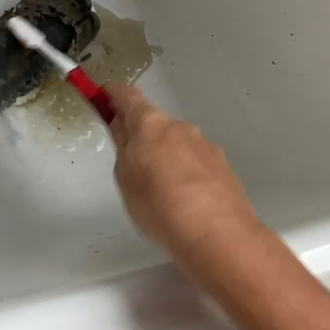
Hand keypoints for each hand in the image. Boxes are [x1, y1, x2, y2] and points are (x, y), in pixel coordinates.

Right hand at [106, 83, 259, 259]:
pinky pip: (199, 167)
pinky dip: (189, 177)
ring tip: (164, 194)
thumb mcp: (125, 176)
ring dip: (168, 159)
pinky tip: (187, 204)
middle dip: (143, 137)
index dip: (112, 94)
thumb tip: (123, 129)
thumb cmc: (157, 202)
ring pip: (180, 146)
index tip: (103, 96)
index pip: (127, 95)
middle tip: (134, 164)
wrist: (217, 235)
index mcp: (150, 123)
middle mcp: (181, 127)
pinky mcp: (226, 171)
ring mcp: (207, 147)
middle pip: (156, 123)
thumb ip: (123, 147)